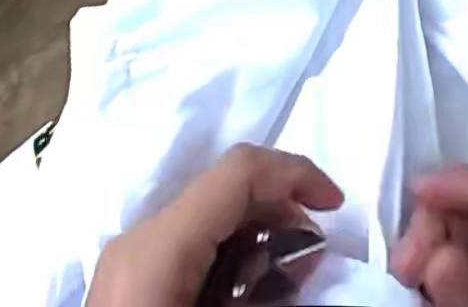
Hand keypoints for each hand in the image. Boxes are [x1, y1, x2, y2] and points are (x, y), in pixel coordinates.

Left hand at [87, 144, 343, 306]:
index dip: (294, 174)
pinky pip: (192, 244)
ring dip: (258, 231)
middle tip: (317, 253)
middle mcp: (139, 237)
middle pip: (223, 189)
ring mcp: (130, 258)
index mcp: (158, 246)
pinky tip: (255, 289)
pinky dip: (231, 253)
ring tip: (292, 274)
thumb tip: (308, 261)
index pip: (236, 173)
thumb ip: (270, 294)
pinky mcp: (131, 280)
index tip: (337, 205)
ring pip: (208, 214)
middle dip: (280, 207)